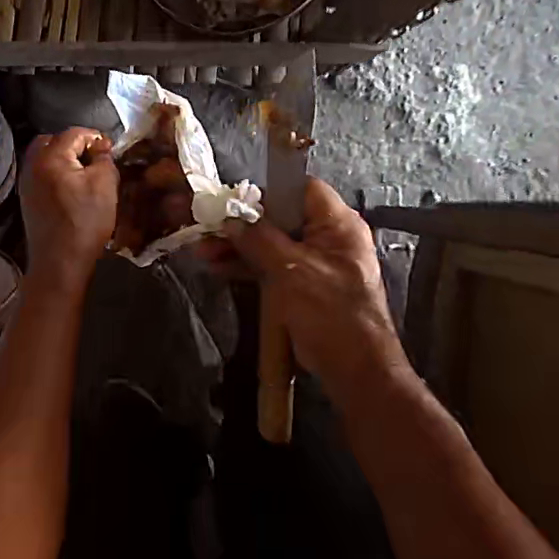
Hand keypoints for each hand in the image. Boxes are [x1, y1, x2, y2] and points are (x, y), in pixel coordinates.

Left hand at [20, 127, 118, 290]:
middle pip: (54, 141)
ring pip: (46, 158)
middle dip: (76, 146)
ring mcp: (26, 183)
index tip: (110, 150)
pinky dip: (57, 175)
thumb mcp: (106, 185)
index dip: (96, 137)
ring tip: (85, 175)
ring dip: (65, 160)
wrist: (60, 262)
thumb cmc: (85, 222)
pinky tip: (72, 190)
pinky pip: (42, 175)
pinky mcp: (27, 199)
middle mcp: (32, 165)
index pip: (74, 133)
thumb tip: (100, 148)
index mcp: (50, 156)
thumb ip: (104, 158)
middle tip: (96, 159)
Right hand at [224, 178, 404, 387]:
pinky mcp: (304, 287)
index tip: (234, 201)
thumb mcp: (291, 271)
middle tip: (208, 227)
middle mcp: (328, 238)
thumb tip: (231, 220)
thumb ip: (259, 240)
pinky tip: (218, 268)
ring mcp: (316, 264)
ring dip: (239, 247)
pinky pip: (273, 268)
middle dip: (243, 224)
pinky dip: (248, 267)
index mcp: (337, 224)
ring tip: (203, 250)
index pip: (301, 188)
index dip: (267, 191)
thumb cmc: (330, 313)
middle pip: (281, 217)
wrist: (355, 370)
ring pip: (272, 244)